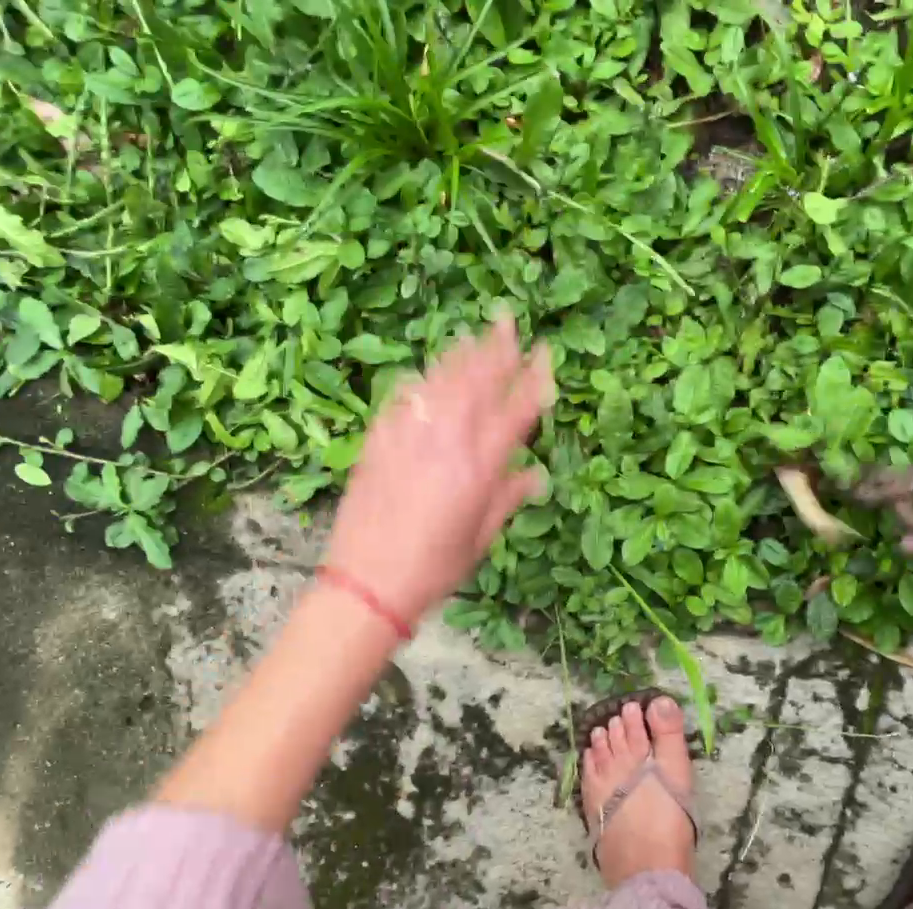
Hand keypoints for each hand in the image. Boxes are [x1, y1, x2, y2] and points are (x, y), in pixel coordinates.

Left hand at [323, 315, 553, 626]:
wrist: (367, 582)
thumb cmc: (433, 568)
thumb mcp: (479, 538)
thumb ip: (507, 498)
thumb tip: (534, 474)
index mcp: (479, 467)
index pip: (515, 411)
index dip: (533, 379)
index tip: (545, 354)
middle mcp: (446, 443)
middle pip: (476, 382)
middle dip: (495, 349)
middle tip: (508, 322)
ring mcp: (409, 438)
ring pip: (439, 383)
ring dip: (458, 357)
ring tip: (471, 335)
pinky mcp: (378, 442)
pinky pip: (402, 401)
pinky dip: (419, 383)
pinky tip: (426, 375)